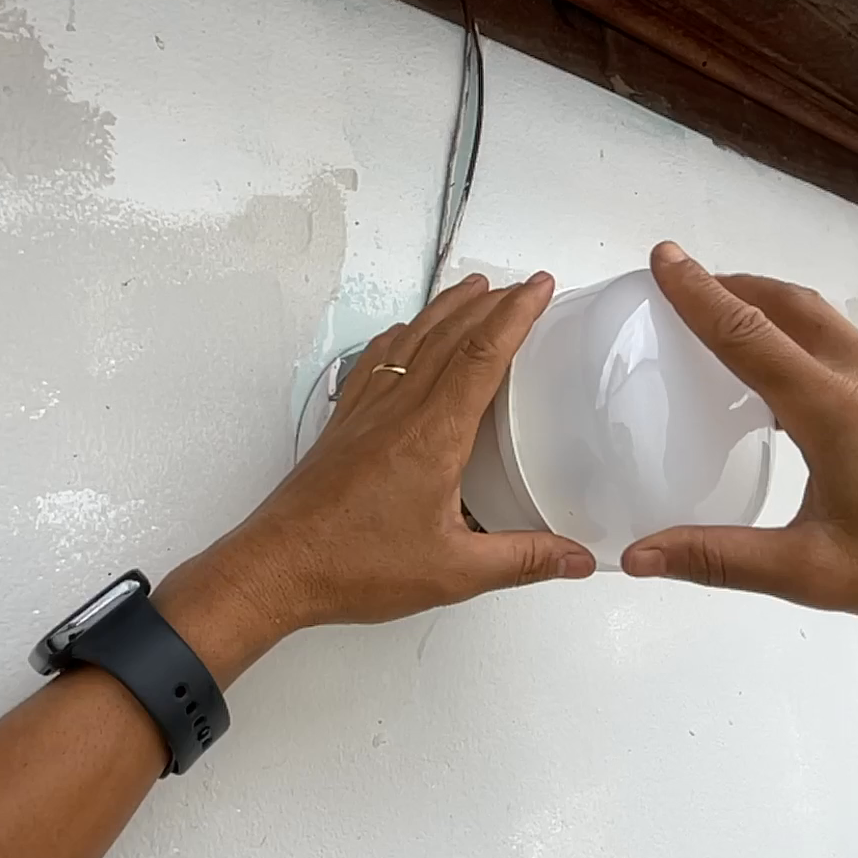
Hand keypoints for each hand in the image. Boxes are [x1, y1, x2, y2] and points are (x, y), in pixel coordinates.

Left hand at [157, 274, 595, 678]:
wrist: (279, 567)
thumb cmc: (358, 566)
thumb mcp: (453, 572)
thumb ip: (521, 560)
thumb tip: (578, 558)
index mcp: (433, 436)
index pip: (481, 356)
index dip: (515, 315)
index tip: (540, 288)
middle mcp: (398, 411)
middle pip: (447, 336)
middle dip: (489, 303)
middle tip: (521, 286)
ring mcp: (365, 412)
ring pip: (410, 341)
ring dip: (444, 310)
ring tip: (472, 289)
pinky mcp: (343, 425)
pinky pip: (374, 363)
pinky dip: (398, 338)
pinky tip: (402, 334)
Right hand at [621, 241, 857, 646]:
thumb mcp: (817, 572)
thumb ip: (719, 559)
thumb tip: (637, 558)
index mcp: (833, 408)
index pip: (746, 332)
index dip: (697, 292)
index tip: (666, 257)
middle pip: (792, 304)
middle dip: (735, 285)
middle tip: (692, 284)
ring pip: (830, 323)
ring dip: (776, 311)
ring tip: (740, 334)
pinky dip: (816, 341)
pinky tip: (813, 389)